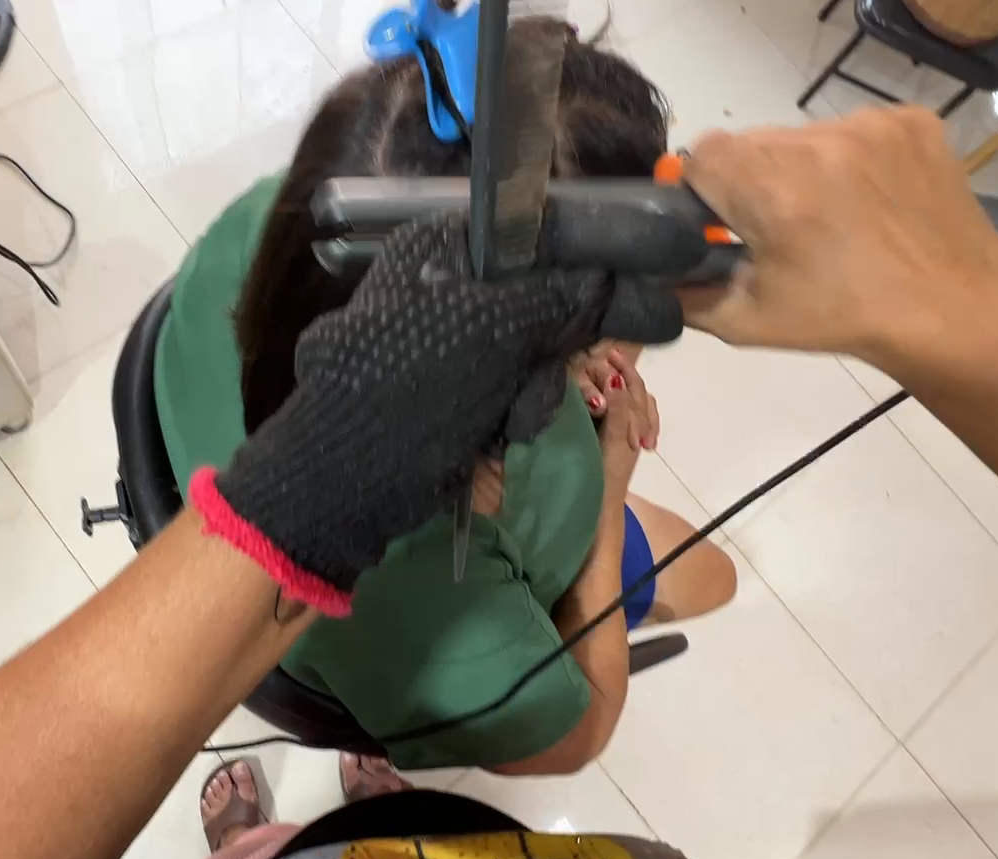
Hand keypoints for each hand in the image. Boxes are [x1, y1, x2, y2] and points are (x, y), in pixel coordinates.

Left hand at [195, 213, 702, 614]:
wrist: (346, 485)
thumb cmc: (411, 393)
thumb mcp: (488, 332)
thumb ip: (554, 298)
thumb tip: (609, 280)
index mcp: (439, 250)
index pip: (538, 234)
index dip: (596, 257)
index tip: (651, 283)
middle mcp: (441, 288)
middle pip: (540, 300)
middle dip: (550, 350)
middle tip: (547, 381)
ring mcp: (445, 344)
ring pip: (529, 355)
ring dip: (527, 397)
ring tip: (499, 424)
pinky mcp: (449, 392)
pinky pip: (508, 394)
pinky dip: (508, 419)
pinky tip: (487, 440)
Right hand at [598, 353, 657, 495]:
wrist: (600, 512)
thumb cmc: (606, 477)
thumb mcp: (613, 440)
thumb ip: (616, 410)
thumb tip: (614, 378)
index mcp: (634, 423)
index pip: (633, 388)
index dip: (622, 369)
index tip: (607, 352)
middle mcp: (632, 428)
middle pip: (633, 393)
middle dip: (623, 373)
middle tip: (607, 355)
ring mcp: (622, 438)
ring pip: (627, 405)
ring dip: (619, 387)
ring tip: (605, 372)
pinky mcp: (610, 447)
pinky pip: (616, 418)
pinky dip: (612, 405)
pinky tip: (600, 402)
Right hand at [676, 107, 997, 373]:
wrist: (949, 306)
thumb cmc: (838, 320)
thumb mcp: (743, 322)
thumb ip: (684, 295)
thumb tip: (653, 275)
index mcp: (775, 194)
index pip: (702, 155)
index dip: (695, 188)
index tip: (707, 221)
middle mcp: (820, 145)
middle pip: (746, 142)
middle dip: (740, 181)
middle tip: (761, 226)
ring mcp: (870, 126)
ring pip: (794, 135)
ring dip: (786, 169)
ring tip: (813, 215)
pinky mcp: (907, 120)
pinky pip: (843, 130)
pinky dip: (835, 161)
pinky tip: (854, 200)